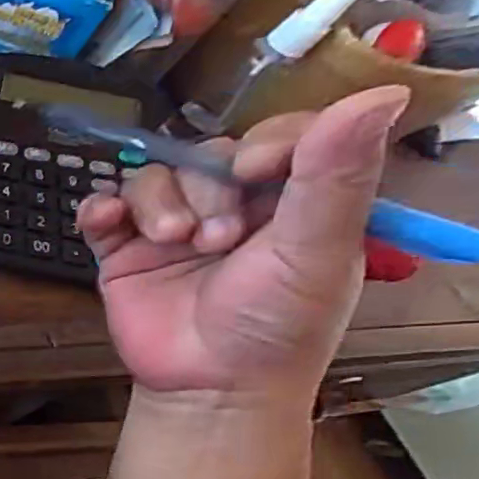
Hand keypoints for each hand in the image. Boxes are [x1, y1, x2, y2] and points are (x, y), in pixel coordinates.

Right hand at [79, 86, 410, 405]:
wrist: (208, 386)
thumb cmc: (276, 325)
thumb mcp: (319, 251)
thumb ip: (336, 178)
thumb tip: (380, 92)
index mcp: (290, 199)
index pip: (275, 137)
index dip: (261, 142)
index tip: (254, 171)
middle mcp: (228, 206)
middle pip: (204, 157)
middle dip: (206, 190)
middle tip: (217, 240)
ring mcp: (169, 229)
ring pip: (150, 179)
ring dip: (157, 203)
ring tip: (173, 242)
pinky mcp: (123, 253)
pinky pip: (101, 212)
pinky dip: (98, 207)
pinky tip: (106, 218)